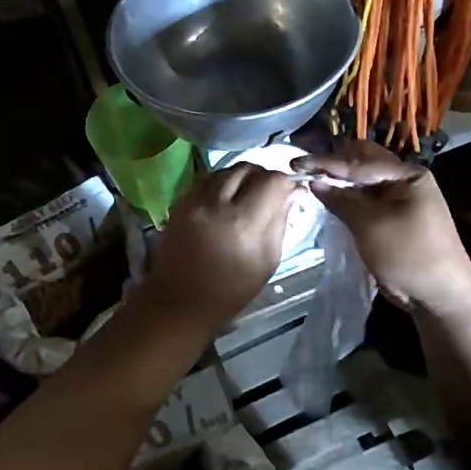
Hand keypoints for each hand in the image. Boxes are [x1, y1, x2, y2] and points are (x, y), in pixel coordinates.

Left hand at [140, 164, 296, 330]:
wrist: (180, 302)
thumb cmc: (230, 290)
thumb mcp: (267, 261)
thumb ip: (280, 222)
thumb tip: (291, 194)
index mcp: (243, 222)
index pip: (272, 180)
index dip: (285, 182)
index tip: (290, 192)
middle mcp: (217, 203)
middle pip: (247, 168)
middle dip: (263, 175)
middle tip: (269, 191)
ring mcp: (194, 200)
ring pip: (225, 170)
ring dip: (242, 176)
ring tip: (247, 194)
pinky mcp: (179, 203)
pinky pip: (206, 180)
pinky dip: (221, 183)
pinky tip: (225, 200)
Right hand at [294, 141, 470, 313]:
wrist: (440, 296)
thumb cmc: (409, 255)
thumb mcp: (371, 226)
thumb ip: (342, 200)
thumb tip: (316, 181)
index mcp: (408, 175)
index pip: (360, 161)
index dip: (326, 162)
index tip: (295, 162)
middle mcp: (405, 181)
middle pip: (364, 164)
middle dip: (335, 166)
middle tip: (305, 173)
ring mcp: (401, 200)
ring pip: (363, 183)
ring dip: (340, 183)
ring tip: (312, 185)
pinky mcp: (394, 218)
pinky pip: (367, 200)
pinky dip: (348, 200)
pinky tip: (330, 202)